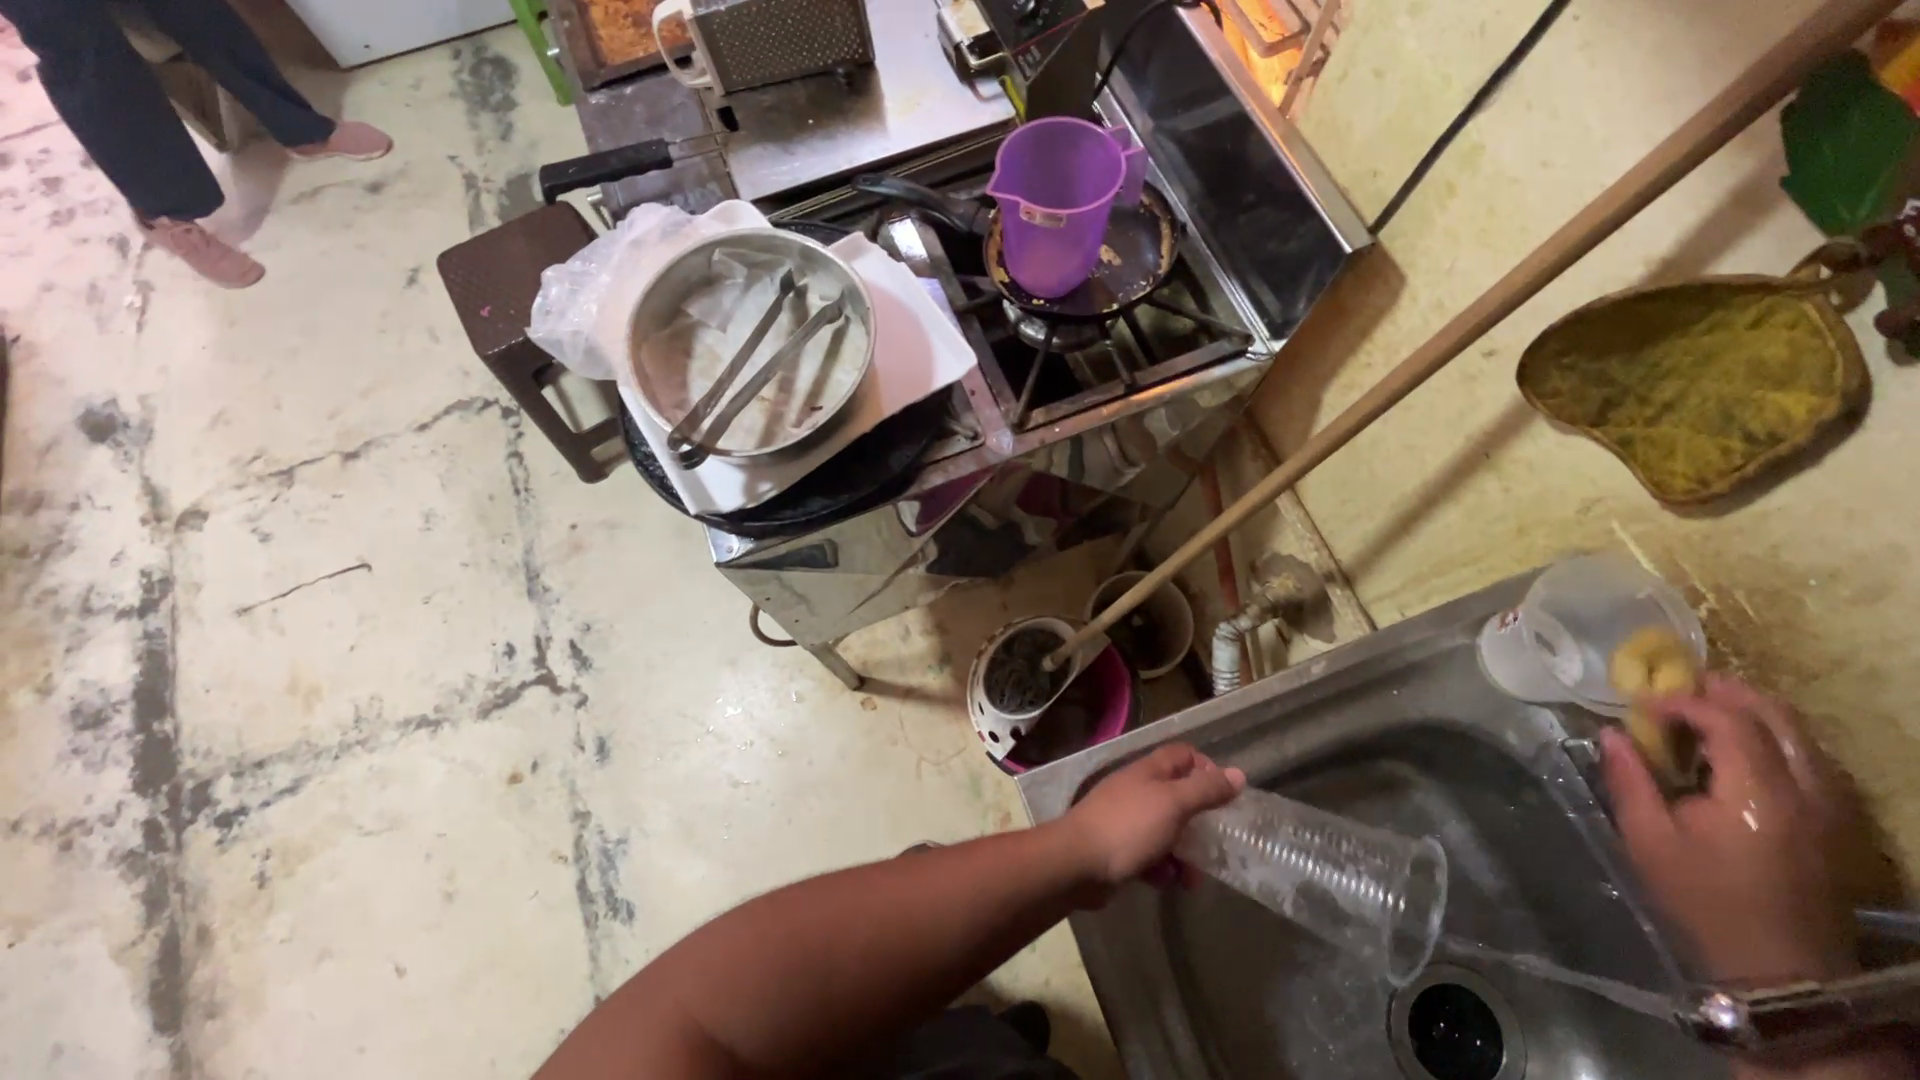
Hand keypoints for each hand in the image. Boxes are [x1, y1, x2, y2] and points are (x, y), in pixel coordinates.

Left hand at [1061, 743, 1244, 890]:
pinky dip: (1162, 868)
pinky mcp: (1118, 850)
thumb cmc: (1128, 827)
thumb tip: (1238, 774)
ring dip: (1184, 853)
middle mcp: (1136, 791)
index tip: (1225, 794)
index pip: (1182, 755)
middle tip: (1218, 843)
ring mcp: (1125, 821)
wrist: (1077, 864)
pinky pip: (1150, 856)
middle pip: (1177, 797)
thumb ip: (1205, 789)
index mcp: (1148, 772)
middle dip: (1199, 821)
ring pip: (1166, 831)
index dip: (1207, 768)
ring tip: (1193, 877)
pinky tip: (1166, 882)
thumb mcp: (1173, 804)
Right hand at [1601, 675, 1858, 982]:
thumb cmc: (1702, 900)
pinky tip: (1739, 745)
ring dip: (1752, 711)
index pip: (1728, 720)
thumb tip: (1611, 734)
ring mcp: (1830, 804)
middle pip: (1776, 715)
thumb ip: (1629, 780)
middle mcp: (1806, 789)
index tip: (1641, 702)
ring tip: (1703, 709)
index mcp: (1757, 793)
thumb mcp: (1648, 840)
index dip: (1682, 701)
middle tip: (1677, 686)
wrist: (1778, 963)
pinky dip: (1774, 736)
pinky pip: (1810, 757)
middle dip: (1725, 692)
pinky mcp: (1836, 819)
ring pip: (1800, 733)